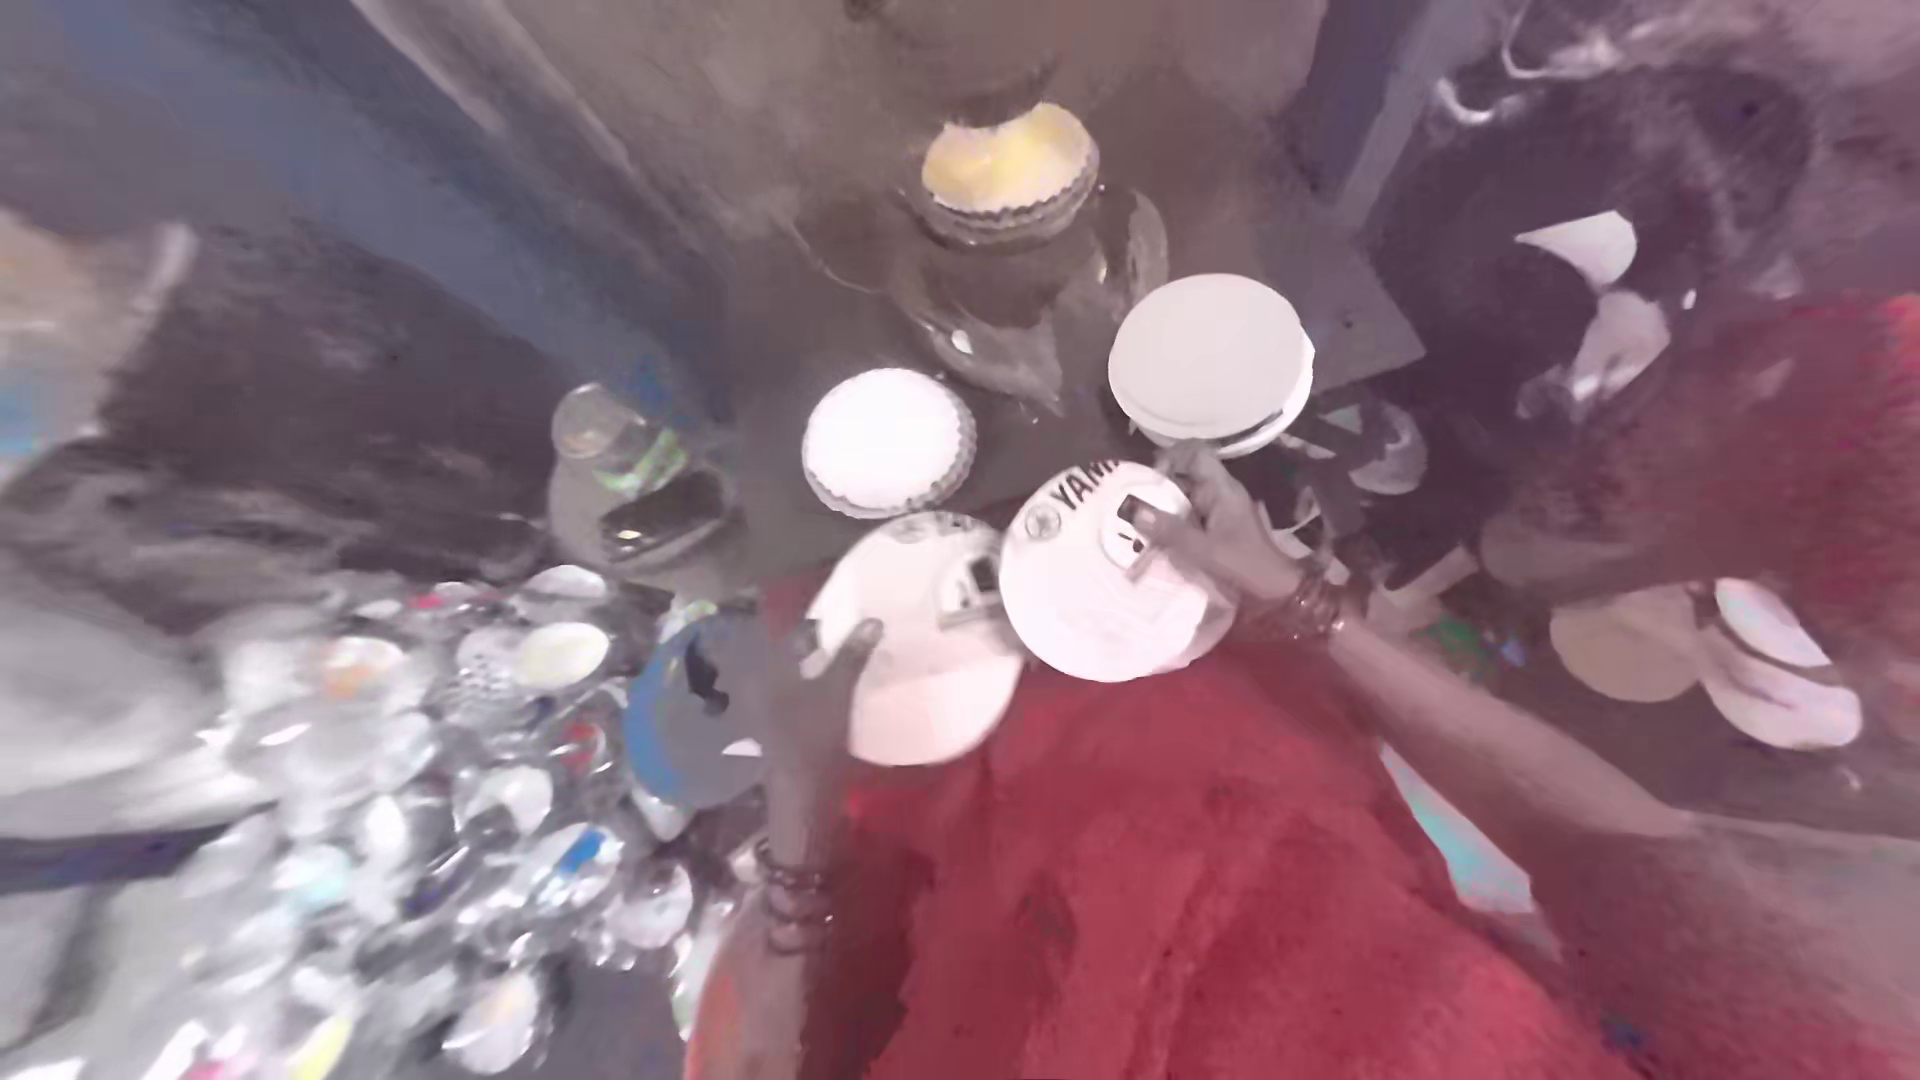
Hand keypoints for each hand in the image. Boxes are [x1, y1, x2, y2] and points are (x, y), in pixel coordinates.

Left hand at [759, 618, 883, 789]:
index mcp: (771, 673)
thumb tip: (872, 620)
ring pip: (800, 680)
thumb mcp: (837, 691)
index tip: (846, 620)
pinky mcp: (784, 731)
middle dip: (823, 648)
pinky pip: (803, 699)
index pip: (794, 637)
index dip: (819, 626)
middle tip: (853, 639)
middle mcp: (766, 688)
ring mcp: (773, 712)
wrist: (802, 796)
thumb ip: (852, 656)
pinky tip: (842, 693)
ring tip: (853, 663)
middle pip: (796, 658)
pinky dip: (821, 691)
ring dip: (823, 670)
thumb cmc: (814, 736)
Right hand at [1133, 441, 1303, 601]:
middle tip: (1132, 504)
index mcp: (1222, 489)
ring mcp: (1217, 510)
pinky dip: (1168, 522)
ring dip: (1160, 508)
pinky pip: (1186, 516)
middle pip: (1184, 476)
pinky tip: (1152, 537)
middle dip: (1157, 487)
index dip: (1171, 457)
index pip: (1195, 454)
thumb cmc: (1244, 566)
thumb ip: (1168, 530)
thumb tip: (1132, 509)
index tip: (1150, 479)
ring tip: (1136, 521)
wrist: (1276, 592)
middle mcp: (1219, 493)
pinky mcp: (1214, 527)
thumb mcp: (1203, 550)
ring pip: (1182, 497)